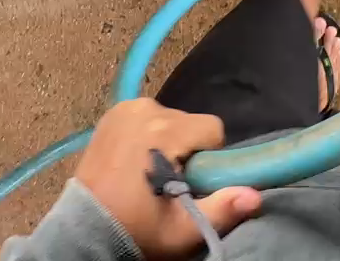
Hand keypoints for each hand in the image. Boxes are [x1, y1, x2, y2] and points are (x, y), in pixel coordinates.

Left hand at [74, 98, 261, 257]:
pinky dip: (147, 134)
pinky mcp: (113, 111)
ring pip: (169, 119)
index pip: (211, 129)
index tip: (191, 182)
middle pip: (189, 124)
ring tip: (148, 173)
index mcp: (165, 130)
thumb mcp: (182, 231)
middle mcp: (147, 108)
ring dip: (167, 141)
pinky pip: (147, 116)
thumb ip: (221, 209)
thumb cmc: (136, 229)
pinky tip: (134, 160)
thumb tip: (256, 195)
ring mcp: (127, 107)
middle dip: (186, 150)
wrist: (83, 231)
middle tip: (167, 183)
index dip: (208, 158)